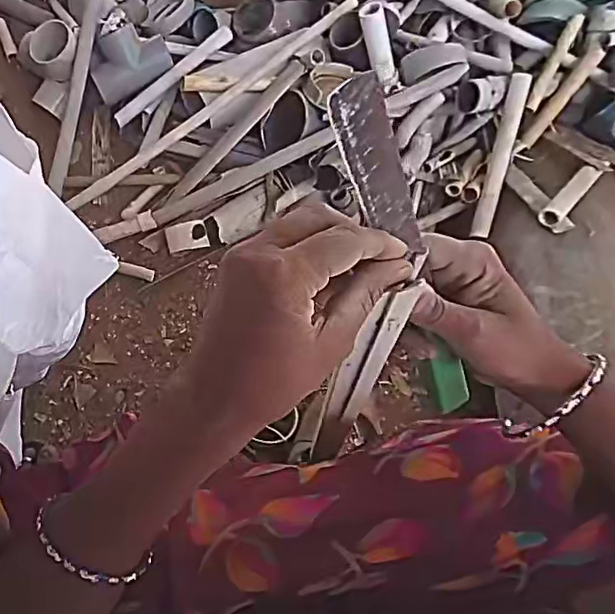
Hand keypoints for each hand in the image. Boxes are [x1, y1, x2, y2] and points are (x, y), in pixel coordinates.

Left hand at [174, 204, 412, 438]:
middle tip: (381, 259)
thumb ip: (363, 297)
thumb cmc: (263, 384)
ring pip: (298, 221)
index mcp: (282, 274)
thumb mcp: (330, 344)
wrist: (215, 395)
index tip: (399, 253)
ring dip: (330, 235)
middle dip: (355, 233)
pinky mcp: (236, 262)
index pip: (344, 240)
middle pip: (320, 217)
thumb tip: (390, 271)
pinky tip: (326, 272)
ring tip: (357, 267)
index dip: (379, 244)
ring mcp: (242, 255)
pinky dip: (306, 244)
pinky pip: (279, 236)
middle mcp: (257, 254)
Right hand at [410, 234, 591, 405]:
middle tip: (399, 326)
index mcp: (473, 259)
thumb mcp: (475, 332)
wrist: (538, 378)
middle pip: (406, 268)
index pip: (420, 246)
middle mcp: (457, 265)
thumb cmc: (522, 352)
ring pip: (404, 291)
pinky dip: (411, 328)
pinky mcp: (440, 304)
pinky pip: (411, 308)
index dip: (397, 267)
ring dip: (405, 319)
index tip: (385, 294)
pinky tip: (424, 345)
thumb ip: (434, 311)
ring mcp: (447, 284)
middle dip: (399, 300)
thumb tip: (398, 292)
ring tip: (422, 344)